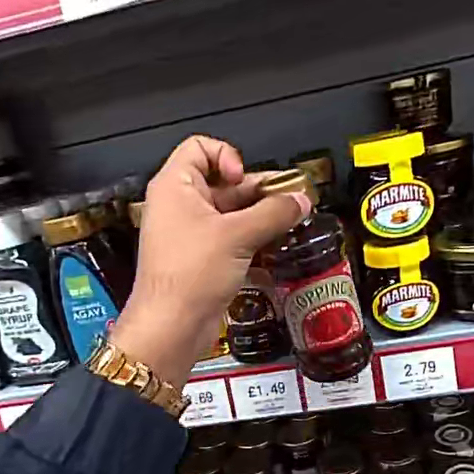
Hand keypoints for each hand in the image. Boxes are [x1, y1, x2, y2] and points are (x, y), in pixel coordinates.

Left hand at [108, 135, 311, 386]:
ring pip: (231, 214)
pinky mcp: (202, 260)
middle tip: (288, 201)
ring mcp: (191, 235)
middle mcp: (180, 207)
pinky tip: (274, 250)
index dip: (228, 156)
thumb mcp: (238, 235)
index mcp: (175, 187)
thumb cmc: (188, 276)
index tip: (246, 179)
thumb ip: (274, 213)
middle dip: (258, 191)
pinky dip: (252, 241)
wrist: (173, 327)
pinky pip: (232, 240)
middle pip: (224, 182)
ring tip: (288, 224)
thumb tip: (300, 200)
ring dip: (260, 218)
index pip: (201, 147)